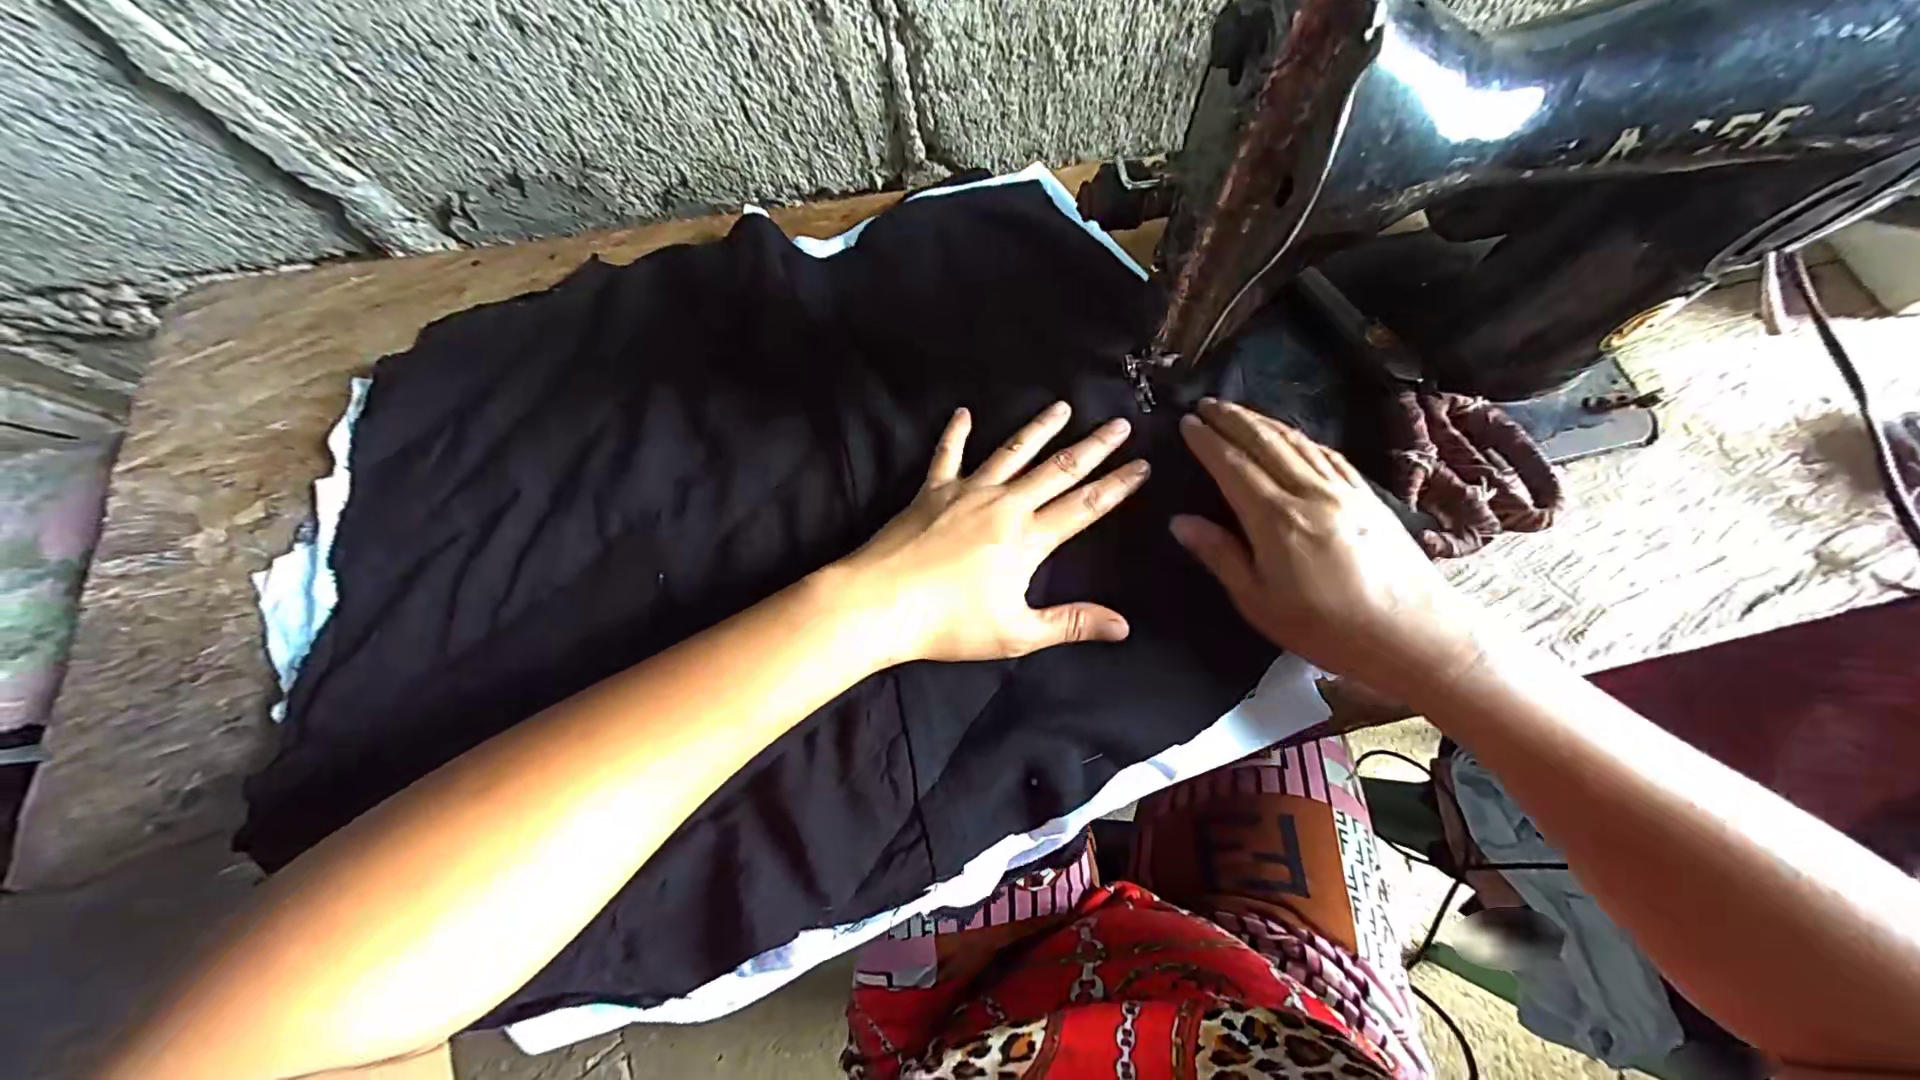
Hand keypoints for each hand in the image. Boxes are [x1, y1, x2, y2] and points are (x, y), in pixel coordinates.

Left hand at [830, 401, 1150, 664]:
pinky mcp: (932, 491)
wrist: (880, 603)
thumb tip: (1123, 626)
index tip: (1141, 464)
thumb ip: (1071, 623)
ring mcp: (966, 492)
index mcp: (1028, 538)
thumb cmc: (949, 623)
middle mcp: (1004, 505)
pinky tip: (964, 413)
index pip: (1085, 507)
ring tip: (1063, 406)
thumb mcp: (1016, 633)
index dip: (1117, 486)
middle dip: (1093, 447)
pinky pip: (948, 455)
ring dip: (1040, 429)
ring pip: (1012, 452)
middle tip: (1118, 423)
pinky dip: (956, 433)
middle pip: (1057, 470)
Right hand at [1171, 398, 1486, 699]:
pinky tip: (1292, 436)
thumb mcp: (1258, 602)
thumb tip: (1180, 522)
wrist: (1415, 636)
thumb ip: (1220, 555)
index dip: (1208, 441)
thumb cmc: (1326, 628)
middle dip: (1232, 419)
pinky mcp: (1368, 496)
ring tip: (1239, 412)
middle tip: (1206, 404)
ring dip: (1264, 421)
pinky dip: (1301, 438)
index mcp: (1276, 519)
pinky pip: (1327, 454)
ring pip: (1297, 442)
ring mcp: (1344, 490)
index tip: (1187, 422)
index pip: (1233, 465)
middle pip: (1265, 442)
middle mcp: (1310, 493)